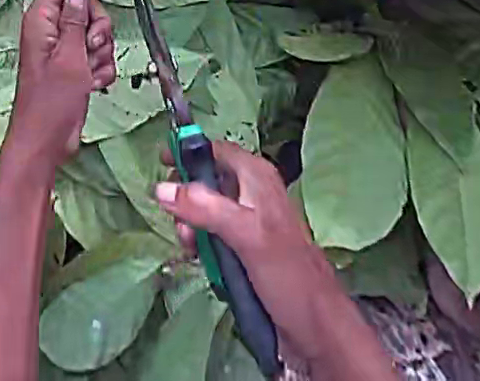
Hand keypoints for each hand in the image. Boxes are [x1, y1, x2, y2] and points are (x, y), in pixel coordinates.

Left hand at [2, 0, 115, 171]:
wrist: (46, 143)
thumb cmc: (51, 101)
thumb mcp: (69, 56)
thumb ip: (75, 18)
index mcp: (41, 18)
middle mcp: (51, 28)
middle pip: (85, 5)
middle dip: (97, 25)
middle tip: (90, 48)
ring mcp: (64, 47)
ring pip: (95, 30)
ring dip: (101, 51)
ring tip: (89, 72)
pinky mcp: (75, 64)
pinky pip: (98, 53)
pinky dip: (101, 67)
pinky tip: (93, 83)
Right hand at [153, 140, 390, 377]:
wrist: (318, 330)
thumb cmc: (286, 272)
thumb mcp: (243, 234)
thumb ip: (203, 207)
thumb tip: (161, 188)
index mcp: (256, 175)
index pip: (215, 149)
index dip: (187, 151)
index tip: (161, 163)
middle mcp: (252, 191)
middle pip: (206, 180)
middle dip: (187, 199)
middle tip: (180, 223)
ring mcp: (250, 220)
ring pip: (206, 209)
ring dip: (193, 226)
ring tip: (192, 247)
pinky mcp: (246, 247)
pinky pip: (214, 234)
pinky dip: (203, 243)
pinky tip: (202, 259)